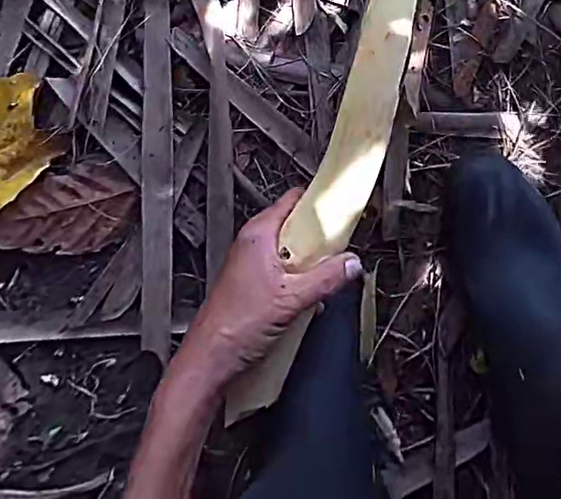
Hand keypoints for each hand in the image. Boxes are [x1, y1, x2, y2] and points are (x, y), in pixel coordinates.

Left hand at [182, 188, 361, 379]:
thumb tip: (351, 264)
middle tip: (333, 253)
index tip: (339, 213)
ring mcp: (252, 261)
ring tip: (318, 280)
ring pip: (290, 250)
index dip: (318, 203)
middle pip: (296, 226)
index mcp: (259, 233)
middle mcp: (253, 241)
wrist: (209, 360)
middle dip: (317, 240)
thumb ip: (326, 279)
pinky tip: (304, 299)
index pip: (295, 199)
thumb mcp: (291, 299)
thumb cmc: (233, 326)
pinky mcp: (253, 281)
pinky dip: (297, 279)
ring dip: (308, 264)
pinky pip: (283, 270)